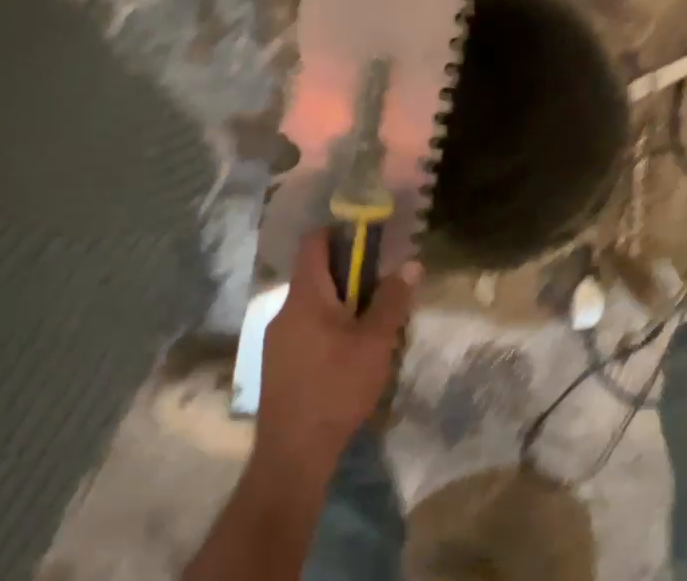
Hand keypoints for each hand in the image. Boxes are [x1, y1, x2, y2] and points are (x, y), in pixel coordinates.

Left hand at [247, 235, 418, 510]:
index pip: (313, 244)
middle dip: (349, 274)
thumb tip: (410, 264)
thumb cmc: (336, 388)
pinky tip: (350, 353)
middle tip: (383, 285)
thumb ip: (392, 301)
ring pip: (312, 306)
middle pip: (315, 275)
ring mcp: (276, 341)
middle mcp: (284, 312)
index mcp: (305, 297)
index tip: (369, 236)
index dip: (339, 232)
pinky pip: (305, 330)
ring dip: (341, 304)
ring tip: (372, 322)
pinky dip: (328, 328)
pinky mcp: (278, 365)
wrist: (293, 453)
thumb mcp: (375, 342)